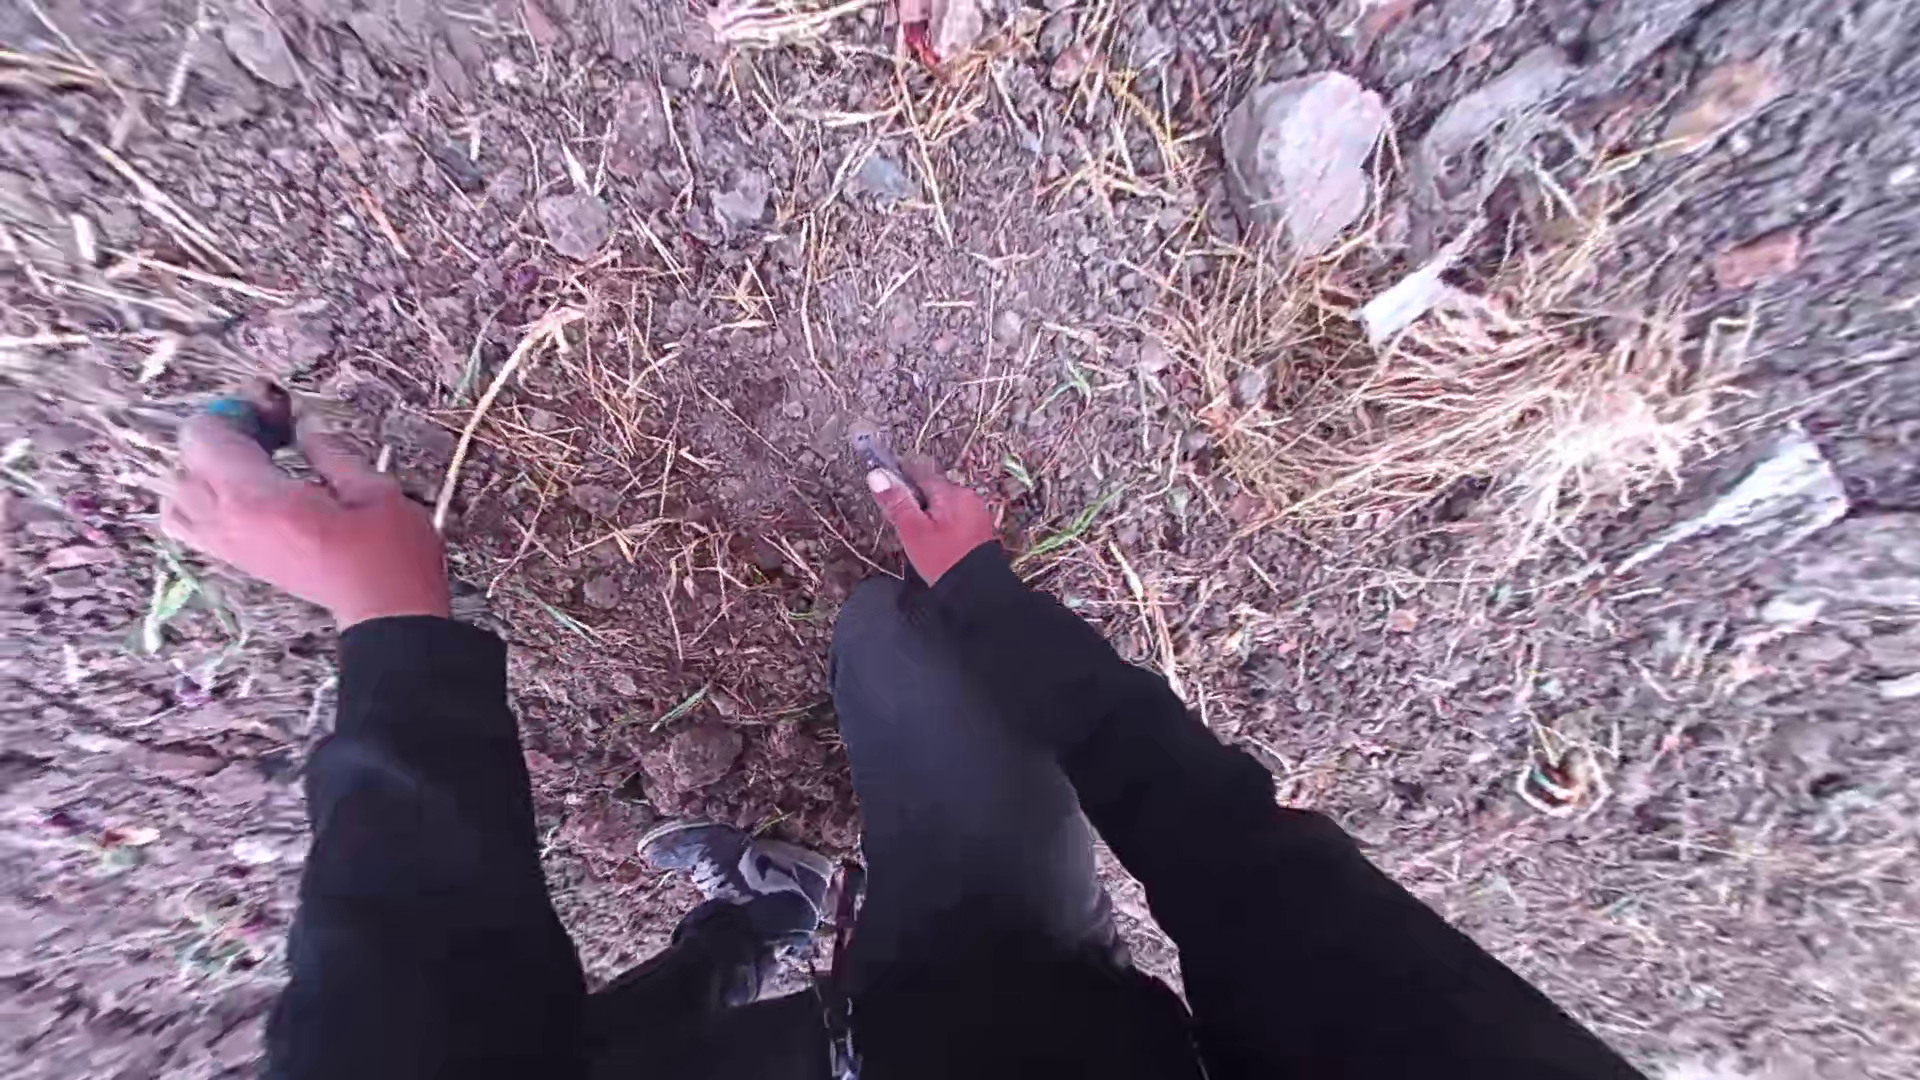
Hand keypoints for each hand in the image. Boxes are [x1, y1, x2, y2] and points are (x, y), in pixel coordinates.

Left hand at [162, 402, 449, 628]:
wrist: (388, 606)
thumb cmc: (392, 554)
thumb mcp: (378, 493)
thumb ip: (333, 455)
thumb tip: (309, 429)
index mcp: (258, 499)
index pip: (210, 436)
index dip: (238, 411)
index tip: (275, 404)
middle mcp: (226, 519)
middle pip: (190, 458)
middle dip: (227, 433)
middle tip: (275, 425)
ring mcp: (225, 540)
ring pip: (179, 486)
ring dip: (209, 463)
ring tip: (256, 454)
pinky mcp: (235, 555)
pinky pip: (186, 516)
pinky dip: (198, 494)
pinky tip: (235, 489)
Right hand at [866, 459, 995, 584]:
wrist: (975, 590)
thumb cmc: (943, 560)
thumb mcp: (913, 530)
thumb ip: (896, 501)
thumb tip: (877, 476)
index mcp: (951, 492)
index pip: (920, 472)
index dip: (900, 478)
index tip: (887, 486)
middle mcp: (967, 497)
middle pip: (933, 489)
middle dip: (916, 500)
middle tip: (901, 518)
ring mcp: (976, 513)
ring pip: (944, 505)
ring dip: (929, 514)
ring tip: (918, 535)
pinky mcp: (979, 529)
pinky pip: (955, 518)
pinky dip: (942, 525)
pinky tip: (935, 542)